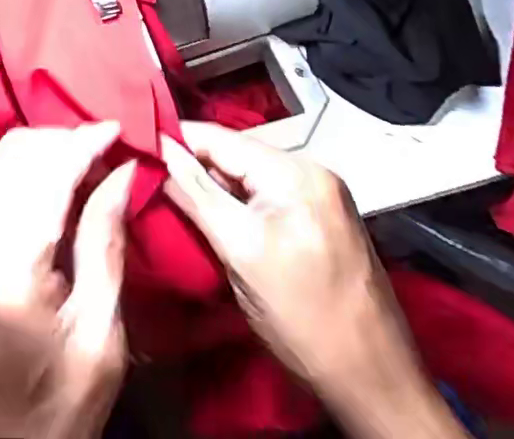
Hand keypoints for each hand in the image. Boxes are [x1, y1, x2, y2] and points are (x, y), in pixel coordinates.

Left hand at [0, 123, 135, 438]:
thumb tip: (123, 173)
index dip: (88, 140)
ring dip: (46, 151)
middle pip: (18, 152)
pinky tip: (57, 188)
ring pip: (0, 162)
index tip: (123, 129)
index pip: (49, 169)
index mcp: (9, 264)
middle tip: (109, 149)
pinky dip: (26, 173)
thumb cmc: (51, 411)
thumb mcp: (97, 337)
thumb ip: (105, 242)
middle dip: (66, 138)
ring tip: (89, 163)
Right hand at [160, 122, 467, 438]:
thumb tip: (163, 154)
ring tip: (174, 191)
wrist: (372, 376)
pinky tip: (216, 213)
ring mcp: (322, 193)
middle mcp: (312, 171)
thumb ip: (198, 196)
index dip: (179, 138)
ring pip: (252, 175)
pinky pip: (270, 194)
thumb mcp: (240, 253)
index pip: (223, 139)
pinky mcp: (323, 216)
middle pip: (238, 155)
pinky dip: (241, 199)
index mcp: (296, 173)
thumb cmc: (302, 320)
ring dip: (216, 183)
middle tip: (151, 173)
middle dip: (195, 163)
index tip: (141, 144)